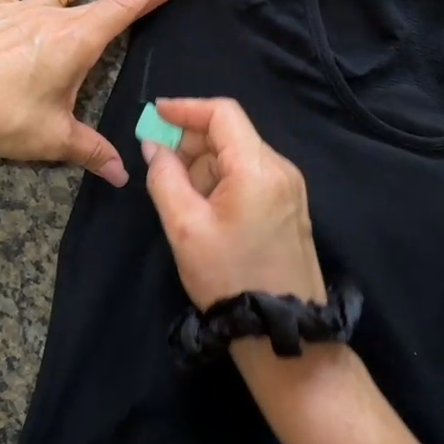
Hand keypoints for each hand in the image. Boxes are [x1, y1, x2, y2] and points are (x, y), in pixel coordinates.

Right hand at [142, 98, 325, 307]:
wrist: (282, 335)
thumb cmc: (229, 277)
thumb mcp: (184, 226)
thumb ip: (164, 176)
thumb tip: (154, 145)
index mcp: (257, 168)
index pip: (222, 113)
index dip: (185, 108)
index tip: (154, 115)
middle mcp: (280, 170)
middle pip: (230, 132)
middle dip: (190, 139)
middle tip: (158, 159)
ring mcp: (289, 189)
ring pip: (237, 154)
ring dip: (203, 161)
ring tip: (177, 189)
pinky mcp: (289, 208)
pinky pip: (248, 175)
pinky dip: (220, 177)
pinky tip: (200, 203)